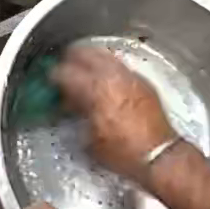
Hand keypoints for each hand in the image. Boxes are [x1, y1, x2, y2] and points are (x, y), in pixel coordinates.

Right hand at [52, 46, 177, 181]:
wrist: (159, 155)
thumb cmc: (123, 153)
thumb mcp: (89, 140)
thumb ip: (76, 115)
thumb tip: (70, 104)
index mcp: (95, 90)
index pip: (65, 72)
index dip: (53, 75)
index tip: (50, 79)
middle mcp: (112, 76)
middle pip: (85, 52)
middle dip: (71, 58)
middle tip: (64, 67)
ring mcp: (129, 75)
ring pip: (104, 54)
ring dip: (90, 59)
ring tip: (83, 69)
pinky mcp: (142, 80)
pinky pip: (119, 65)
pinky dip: (108, 67)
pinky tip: (105, 79)